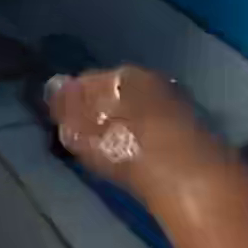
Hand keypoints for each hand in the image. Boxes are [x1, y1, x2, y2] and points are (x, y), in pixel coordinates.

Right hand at [44, 66, 235, 204]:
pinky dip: (145, 133)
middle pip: (112, 91)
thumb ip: (62, 105)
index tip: (64, 125)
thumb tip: (55, 85)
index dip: (69, 104)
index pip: (81, 82)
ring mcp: (173, 97)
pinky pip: (155, 122)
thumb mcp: (76, 131)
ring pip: (135, 105)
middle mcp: (147, 76)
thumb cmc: (121, 148)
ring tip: (113, 147)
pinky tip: (139, 152)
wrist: (186, 174)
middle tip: (88, 137)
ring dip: (124, 121)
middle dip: (99, 109)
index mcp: (115, 74)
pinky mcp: (192, 121)